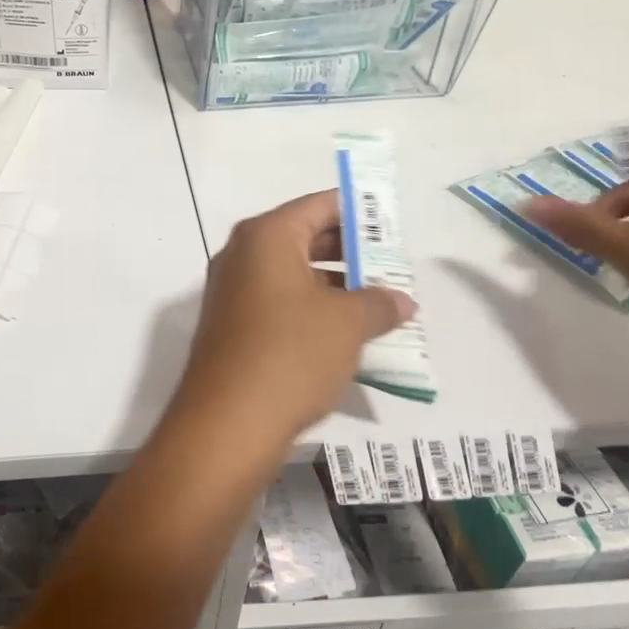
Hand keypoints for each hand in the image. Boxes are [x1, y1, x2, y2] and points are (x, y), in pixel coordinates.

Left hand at [175, 191, 416, 440]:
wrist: (228, 422)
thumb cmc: (291, 353)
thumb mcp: (347, 324)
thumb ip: (378, 304)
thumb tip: (400, 300)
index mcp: (265, 237)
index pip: (318, 206)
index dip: (357, 211)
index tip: (391, 221)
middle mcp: (242, 256)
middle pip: (304, 239)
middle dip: (351, 252)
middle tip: (395, 266)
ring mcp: (233, 294)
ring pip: (294, 276)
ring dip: (336, 288)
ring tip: (383, 305)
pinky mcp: (233, 329)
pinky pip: (281, 306)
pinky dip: (314, 313)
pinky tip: (349, 336)